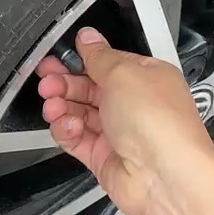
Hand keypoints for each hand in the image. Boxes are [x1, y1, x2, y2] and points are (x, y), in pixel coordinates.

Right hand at [35, 27, 213, 214]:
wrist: (166, 176)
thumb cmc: (161, 124)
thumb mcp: (124, 73)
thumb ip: (100, 56)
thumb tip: (88, 38)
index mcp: (146, 77)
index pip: (107, 62)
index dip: (82, 59)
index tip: (59, 57)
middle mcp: (135, 105)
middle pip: (90, 88)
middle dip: (65, 82)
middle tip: (48, 80)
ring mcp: (120, 132)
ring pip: (80, 114)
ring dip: (62, 106)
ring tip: (53, 104)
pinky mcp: (105, 157)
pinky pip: (77, 139)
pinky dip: (66, 131)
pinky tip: (66, 125)